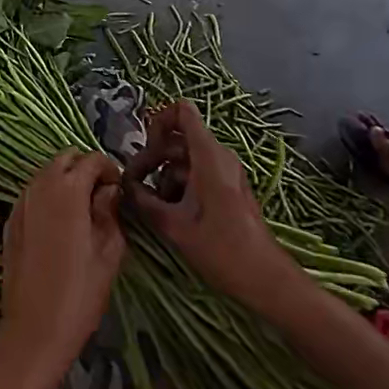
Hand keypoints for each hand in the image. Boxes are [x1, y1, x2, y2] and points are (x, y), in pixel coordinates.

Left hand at [0, 150, 125, 363]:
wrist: (33, 330)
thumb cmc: (79, 291)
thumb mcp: (109, 251)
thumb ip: (111, 211)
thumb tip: (109, 191)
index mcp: (68, 188)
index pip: (93, 159)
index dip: (110, 170)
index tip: (119, 191)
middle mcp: (41, 185)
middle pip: (66, 158)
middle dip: (85, 168)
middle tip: (101, 196)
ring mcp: (22, 201)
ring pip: (47, 173)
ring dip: (65, 180)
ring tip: (82, 210)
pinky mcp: (11, 219)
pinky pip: (34, 193)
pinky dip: (49, 195)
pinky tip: (59, 225)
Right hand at [124, 101, 297, 302]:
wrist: (263, 276)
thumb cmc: (221, 248)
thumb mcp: (174, 226)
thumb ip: (144, 202)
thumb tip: (124, 187)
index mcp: (208, 154)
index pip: (182, 111)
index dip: (159, 122)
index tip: (145, 149)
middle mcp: (218, 155)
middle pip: (178, 139)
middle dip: (152, 158)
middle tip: (133, 186)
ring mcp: (224, 170)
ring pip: (185, 158)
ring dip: (163, 176)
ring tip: (151, 206)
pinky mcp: (227, 186)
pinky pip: (196, 173)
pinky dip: (178, 186)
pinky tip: (169, 213)